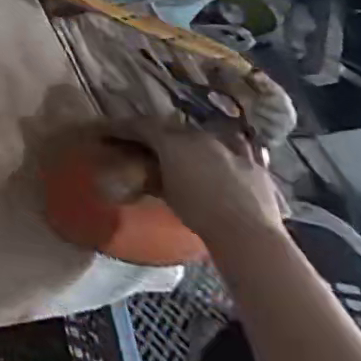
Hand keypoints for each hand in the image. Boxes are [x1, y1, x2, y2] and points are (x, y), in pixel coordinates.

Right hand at [112, 117, 282, 249]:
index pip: (141, 126)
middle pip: (171, 128)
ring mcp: (229, 147)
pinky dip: (227, 149)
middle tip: (144, 142)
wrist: (247, 233)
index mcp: (173, 141)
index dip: (122, 128)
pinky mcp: (254, 163)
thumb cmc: (198, 213)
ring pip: (202, 135)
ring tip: (183, 150)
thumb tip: (144, 169)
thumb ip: (153, 174)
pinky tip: (225, 154)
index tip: (107, 131)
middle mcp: (199, 136)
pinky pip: (237, 147)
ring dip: (189, 140)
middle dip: (155, 133)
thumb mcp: (166, 193)